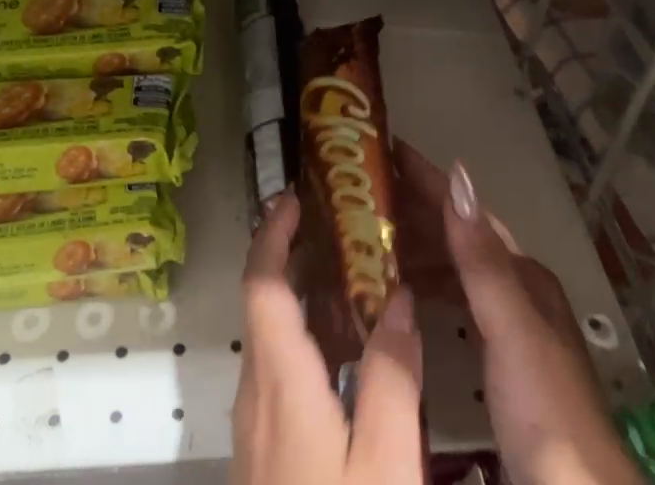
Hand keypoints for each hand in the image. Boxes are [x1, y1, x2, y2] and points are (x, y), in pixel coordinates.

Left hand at [232, 190, 423, 484]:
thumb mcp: (384, 459)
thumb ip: (391, 376)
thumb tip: (399, 296)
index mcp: (281, 381)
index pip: (264, 286)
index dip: (274, 234)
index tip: (296, 195)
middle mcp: (257, 390)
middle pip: (263, 303)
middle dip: (292, 254)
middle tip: (340, 224)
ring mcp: (256, 421)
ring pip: (271, 336)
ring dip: (301, 296)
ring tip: (354, 273)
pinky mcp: (264, 446)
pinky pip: (279, 368)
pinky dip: (306, 337)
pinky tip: (347, 348)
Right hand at [394, 143, 642, 484]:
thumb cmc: (544, 405)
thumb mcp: (512, 328)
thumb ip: (482, 260)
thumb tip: (458, 178)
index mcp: (523, 276)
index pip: (467, 212)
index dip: (428, 178)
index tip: (384, 147)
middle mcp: (518, 290)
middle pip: (459, 235)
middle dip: (413, 208)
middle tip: (359, 189)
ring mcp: (509, 325)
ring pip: (455, 268)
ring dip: (415, 246)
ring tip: (367, 233)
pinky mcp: (498, 357)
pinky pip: (453, 301)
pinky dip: (425, 285)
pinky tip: (401, 292)